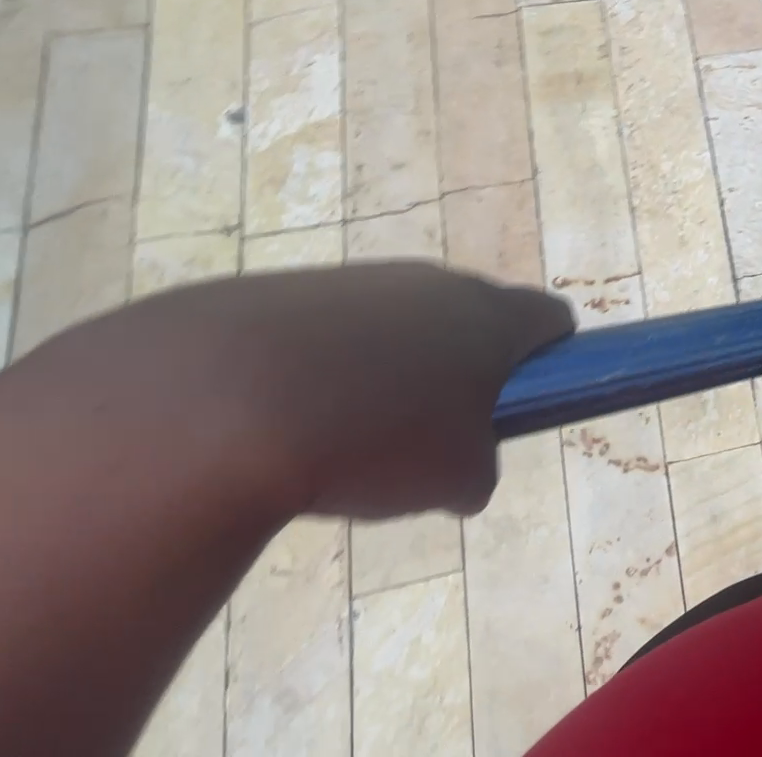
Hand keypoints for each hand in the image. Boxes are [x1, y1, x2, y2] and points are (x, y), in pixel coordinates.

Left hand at [16, 262, 572, 519]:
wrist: (208, 407)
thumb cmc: (375, 439)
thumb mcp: (455, 479)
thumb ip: (480, 469)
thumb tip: (463, 470)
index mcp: (494, 317)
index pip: (552, 321)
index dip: (550, 361)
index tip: (523, 400)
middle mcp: (435, 284)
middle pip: (473, 318)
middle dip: (464, 369)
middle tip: (435, 431)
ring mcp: (357, 282)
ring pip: (398, 323)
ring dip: (391, 368)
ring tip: (346, 435)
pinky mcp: (280, 291)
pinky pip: (328, 330)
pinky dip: (322, 368)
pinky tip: (285, 419)